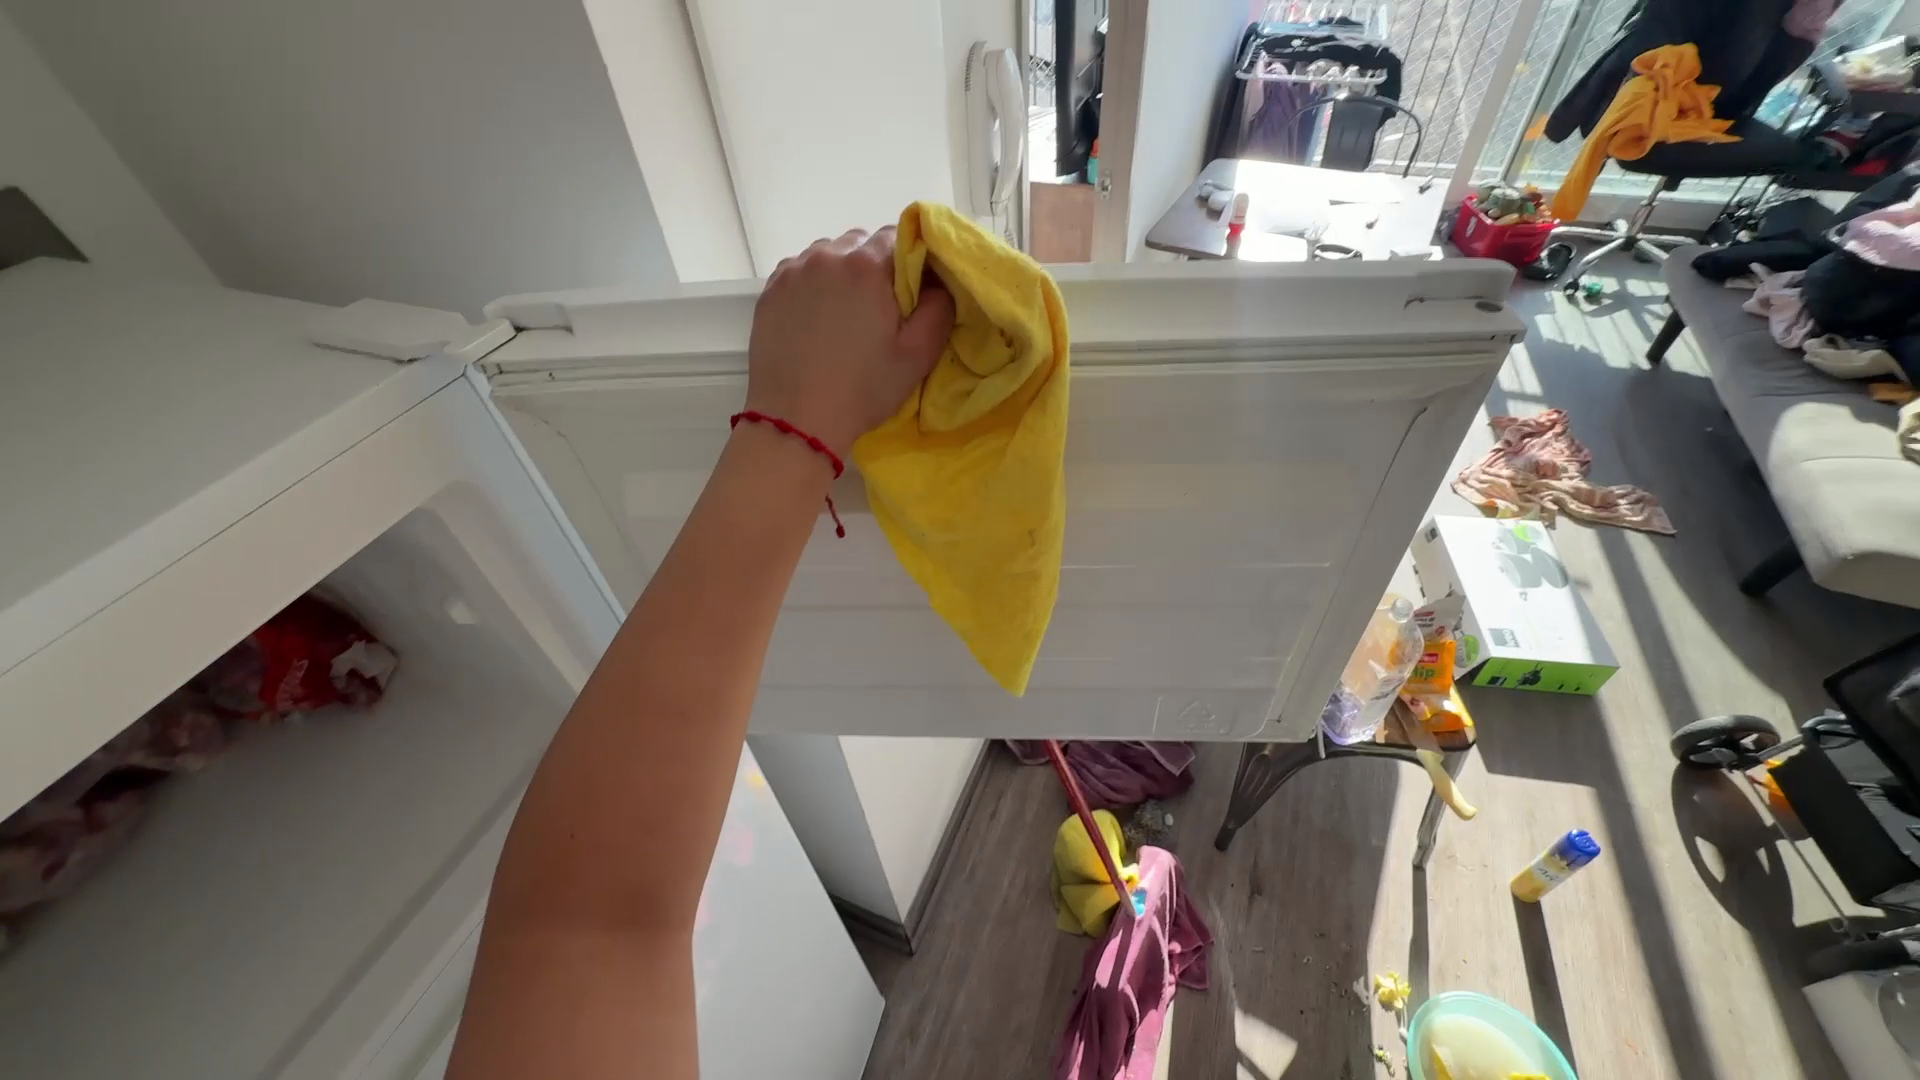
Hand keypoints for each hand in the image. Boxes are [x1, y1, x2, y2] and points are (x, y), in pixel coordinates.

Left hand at [743, 226, 954, 455]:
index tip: (913, 294)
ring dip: (843, 273)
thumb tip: (941, 283)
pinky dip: (815, 285)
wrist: (796, 420)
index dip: (912, 260)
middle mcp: (827, 256)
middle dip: (876, 266)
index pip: (901, 235)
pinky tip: (819, 319)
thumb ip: (940, 309)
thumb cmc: (862, 389)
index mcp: (867, 265)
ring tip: (846, 315)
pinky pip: (801, 271)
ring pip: (829, 254)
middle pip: (862, 242)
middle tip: (880, 310)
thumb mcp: (917, 356)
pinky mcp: (770, 290)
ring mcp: (793, 271)